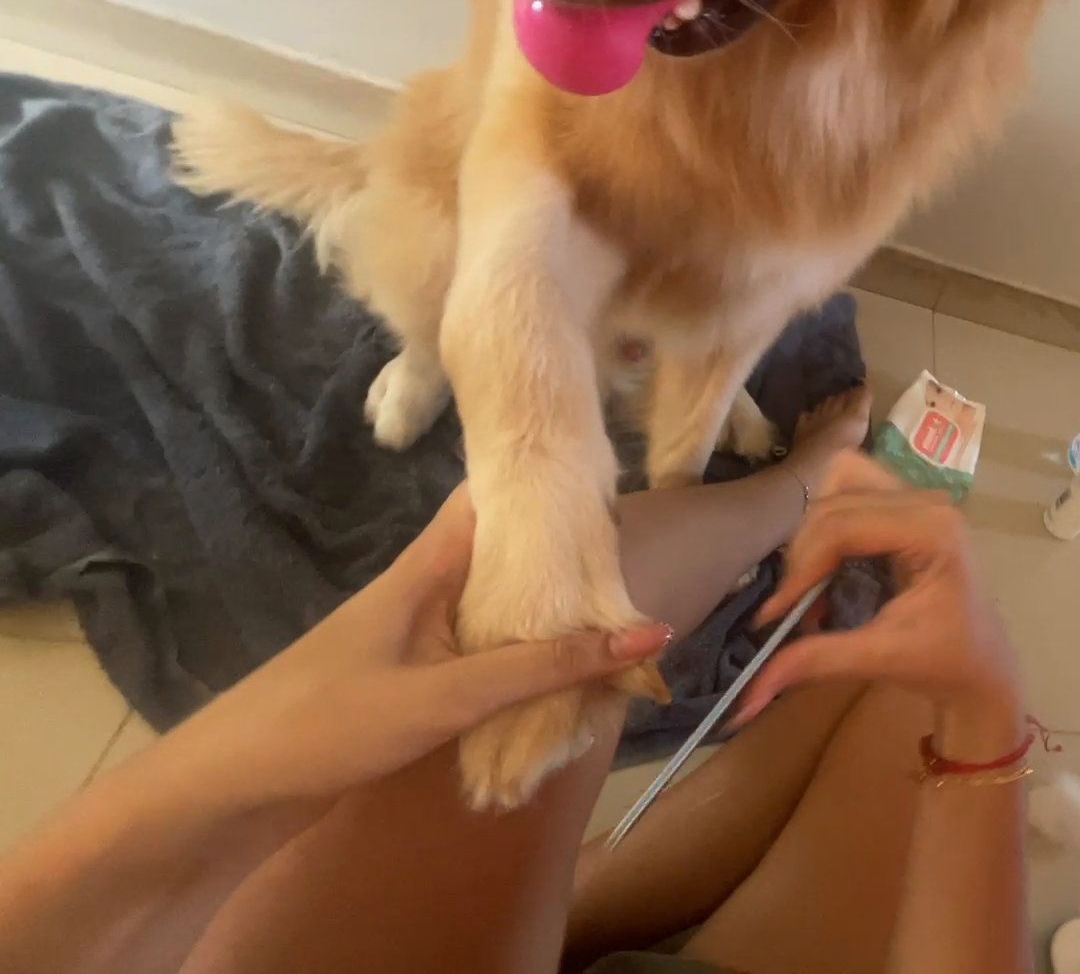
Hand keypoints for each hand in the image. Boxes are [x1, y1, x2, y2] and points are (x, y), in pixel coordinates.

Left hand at [149, 485, 668, 811]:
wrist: (215, 804)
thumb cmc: (324, 724)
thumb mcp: (448, 693)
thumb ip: (549, 667)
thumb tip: (652, 636)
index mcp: (430, 566)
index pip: (493, 498)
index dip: (545, 487)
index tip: (606, 490)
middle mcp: (432, 588)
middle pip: (509, 552)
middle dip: (567, 553)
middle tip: (631, 562)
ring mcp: (426, 632)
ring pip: (504, 601)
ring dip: (553, 607)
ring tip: (618, 609)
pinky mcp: (424, 672)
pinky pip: (492, 645)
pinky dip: (531, 649)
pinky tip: (567, 666)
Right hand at [736, 452, 1023, 747]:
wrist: (984, 668)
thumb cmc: (946, 662)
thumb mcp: (881, 658)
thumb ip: (816, 660)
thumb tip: (747, 694)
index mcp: (932, 528)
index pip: (842, 524)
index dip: (802, 566)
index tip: (777, 615)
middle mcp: (928, 500)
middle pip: (835, 497)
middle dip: (805, 551)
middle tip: (796, 603)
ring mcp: (920, 499)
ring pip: (841, 481)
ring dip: (816, 530)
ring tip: (813, 581)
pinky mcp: (910, 507)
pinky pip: (853, 492)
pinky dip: (830, 525)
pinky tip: (829, 569)